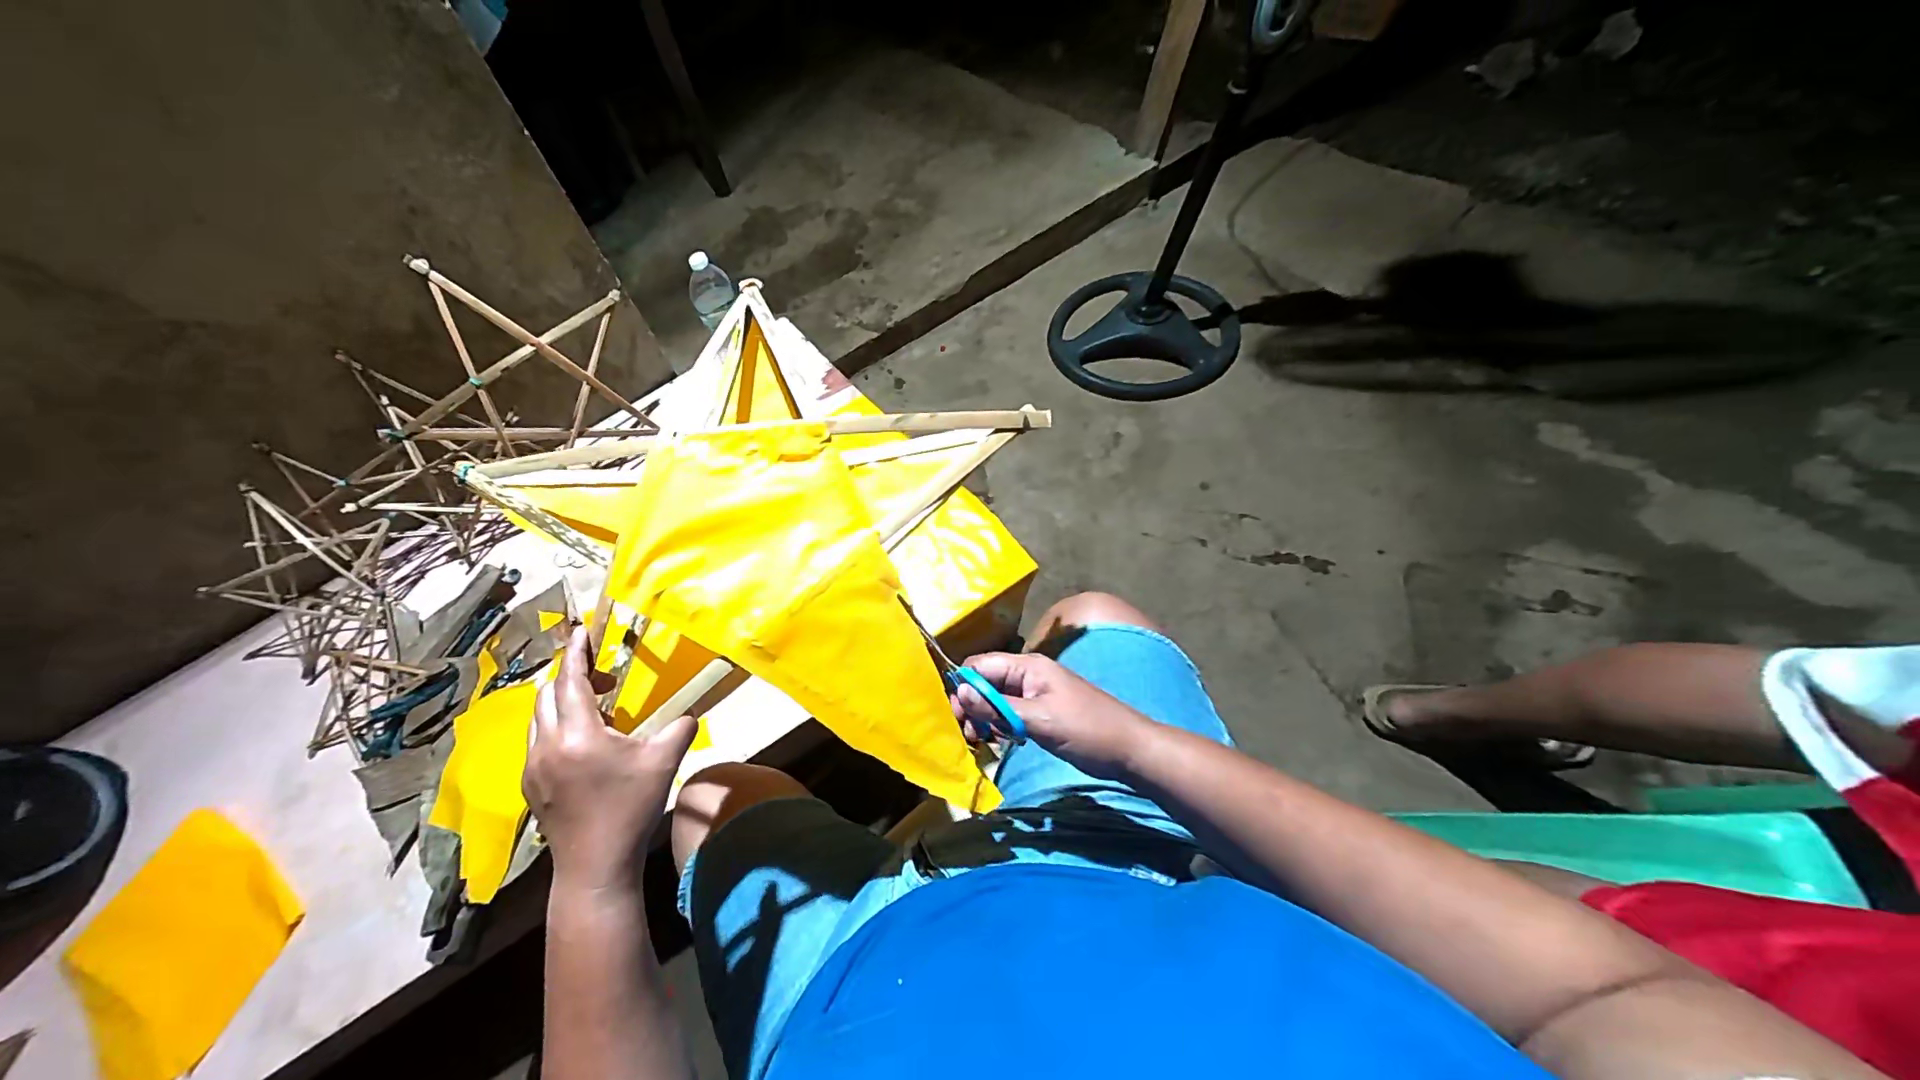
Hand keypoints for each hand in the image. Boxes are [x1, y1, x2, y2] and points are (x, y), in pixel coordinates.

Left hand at [525, 626, 699, 893]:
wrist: (595, 864)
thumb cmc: (631, 809)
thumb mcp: (663, 762)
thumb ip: (680, 728)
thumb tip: (689, 712)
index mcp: (578, 735)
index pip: (572, 681)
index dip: (577, 652)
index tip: (581, 630)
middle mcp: (546, 746)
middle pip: (549, 694)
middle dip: (574, 676)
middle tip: (606, 677)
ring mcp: (533, 767)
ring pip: (539, 717)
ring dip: (563, 701)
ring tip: (598, 707)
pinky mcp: (530, 785)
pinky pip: (538, 740)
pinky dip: (557, 725)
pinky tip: (584, 741)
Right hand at [950, 652, 1159, 780]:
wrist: (1129, 750)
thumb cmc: (1086, 730)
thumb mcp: (1039, 720)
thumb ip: (998, 707)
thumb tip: (960, 691)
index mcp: (1029, 667)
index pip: (981, 665)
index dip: (963, 685)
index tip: (955, 715)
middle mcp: (1028, 675)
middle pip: (985, 682)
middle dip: (971, 705)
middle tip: (969, 734)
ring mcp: (1035, 694)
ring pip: (995, 700)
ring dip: (983, 718)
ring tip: (980, 741)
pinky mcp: (1040, 713)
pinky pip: (1009, 713)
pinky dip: (998, 726)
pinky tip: (996, 742)